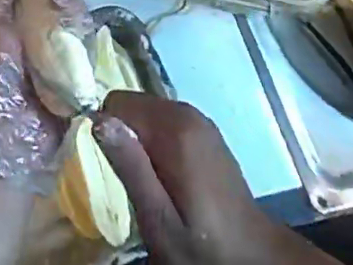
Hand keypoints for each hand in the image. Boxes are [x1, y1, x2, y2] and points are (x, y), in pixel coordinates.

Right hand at [93, 92, 341, 264]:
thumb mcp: (158, 220)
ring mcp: (198, 119)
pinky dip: (154, 142)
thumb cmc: (202, 245)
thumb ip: (130, 168)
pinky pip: (164, 122)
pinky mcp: (203, 130)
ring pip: (147, 112)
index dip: (103, 130)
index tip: (101, 167)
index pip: (119, 102)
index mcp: (175, 129)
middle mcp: (187, 112)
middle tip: (121, 180)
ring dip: (136, 141)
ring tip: (141, 183)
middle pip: (133, 104)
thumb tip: (99, 121)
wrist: (252, 253)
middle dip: (120, 135)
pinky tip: (160, 177)